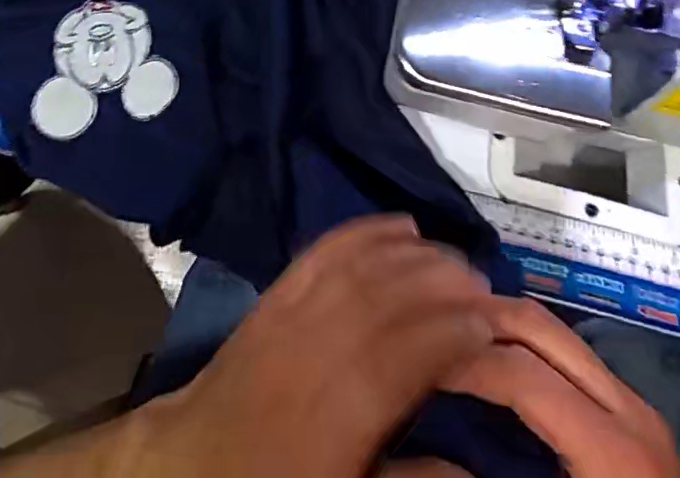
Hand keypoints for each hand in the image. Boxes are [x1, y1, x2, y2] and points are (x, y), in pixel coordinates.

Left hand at [134, 215, 496, 477]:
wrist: (191, 462)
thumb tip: (471, 466)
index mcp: (335, 412)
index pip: (402, 355)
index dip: (450, 332)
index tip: (488, 322)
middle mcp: (314, 350)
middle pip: (385, 298)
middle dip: (440, 281)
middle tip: (481, 281)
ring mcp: (291, 313)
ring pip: (359, 267)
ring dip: (410, 253)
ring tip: (450, 254)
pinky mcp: (276, 293)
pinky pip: (324, 251)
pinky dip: (365, 232)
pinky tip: (398, 226)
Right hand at [445, 298, 679, 477]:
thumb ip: (491, 472)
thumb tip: (429, 450)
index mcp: (613, 447)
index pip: (521, 374)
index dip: (462, 364)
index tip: (415, 365)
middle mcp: (628, 407)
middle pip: (538, 326)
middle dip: (475, 318)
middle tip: (426, 325)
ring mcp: (632, 403)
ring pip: (551, 329)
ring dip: (496, 324)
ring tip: (448, 332)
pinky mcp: (629, 411)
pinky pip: (563, 354)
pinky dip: (519, 344)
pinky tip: (488, 357)